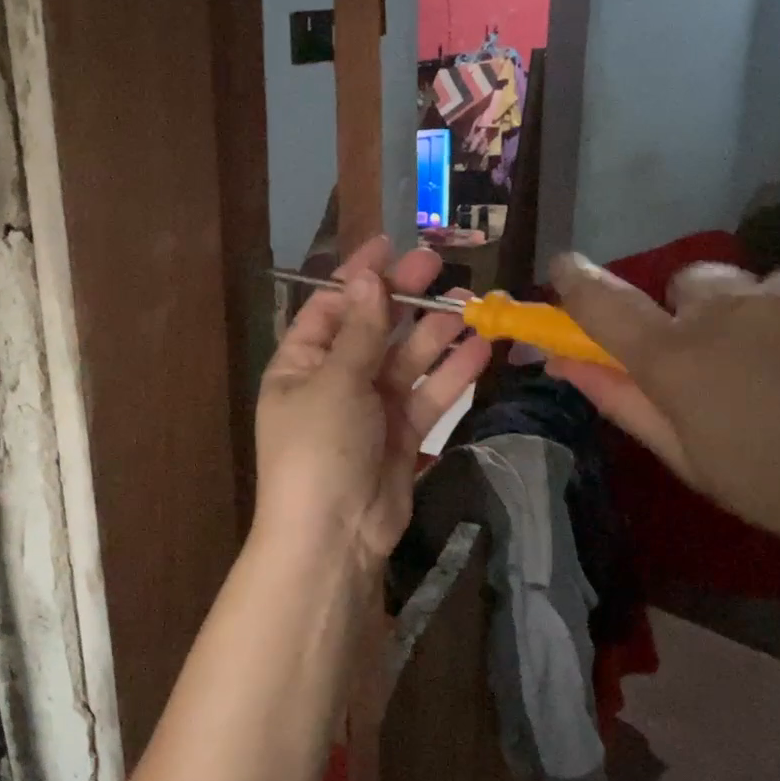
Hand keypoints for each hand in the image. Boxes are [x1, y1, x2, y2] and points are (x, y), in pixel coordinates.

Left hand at [256, 236, 491, 569]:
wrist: (333, 534)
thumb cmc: (319, 449)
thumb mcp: (334, 383)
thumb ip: (360, 333)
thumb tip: (368, 278)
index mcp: (299, 364)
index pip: (330, 310)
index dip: (357, 278)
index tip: (390, 245)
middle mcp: (333, 381)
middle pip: (372, 329)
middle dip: (403, 299)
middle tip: (440, 267)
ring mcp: (368, 408)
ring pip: (405, 360)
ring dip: (435, 333)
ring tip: (473, 302)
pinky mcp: (401, 436)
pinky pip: (427, 395)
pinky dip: (451, 373)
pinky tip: (480, 347)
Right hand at [546, 249, 779, 628]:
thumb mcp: (710, 470)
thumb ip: (628, 406)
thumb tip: (563, 361)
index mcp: (684, 360)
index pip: (604, 303)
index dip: (578, 284)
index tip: (565, 267)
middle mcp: (741, 304)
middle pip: (697, 287)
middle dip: (710, 317)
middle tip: (755, 368)